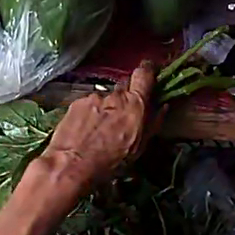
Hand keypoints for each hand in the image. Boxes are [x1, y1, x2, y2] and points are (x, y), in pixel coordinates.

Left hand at [34, 62, 156, 192]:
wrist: (72, 164)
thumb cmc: (110, 162)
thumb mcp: (138, 148)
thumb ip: (152, 123)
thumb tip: (162, 107)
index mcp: (135, 105)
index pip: (144, 75)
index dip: (147, 70)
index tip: (149, 71)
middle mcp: (115, 96)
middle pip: (124, 87)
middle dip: (125, 98)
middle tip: (122, 116)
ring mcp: (94, 97)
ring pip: (105, 98)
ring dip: (105, 109)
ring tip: (99, 129)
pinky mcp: (76, 103)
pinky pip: (88, 104)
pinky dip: (89, 114)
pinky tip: (85, 130)